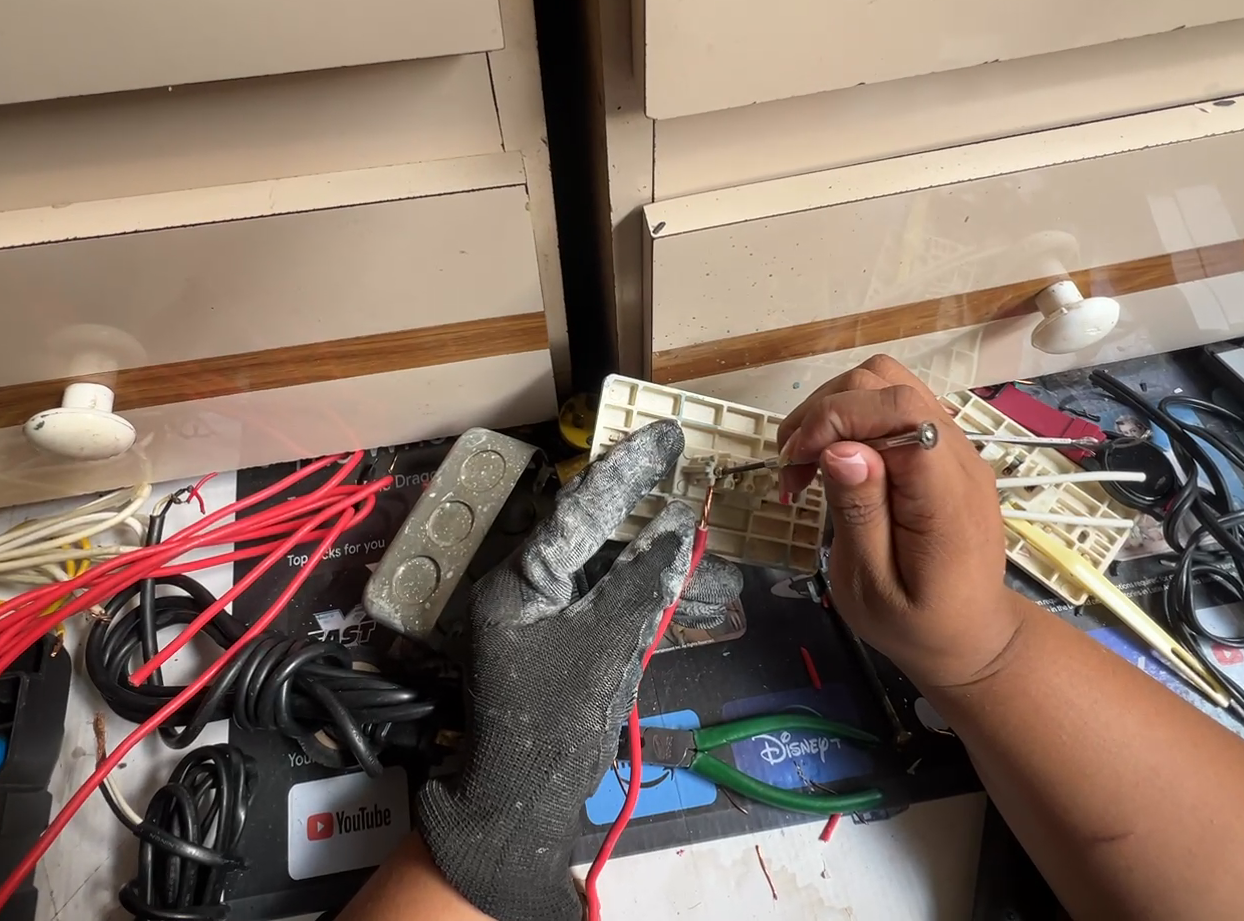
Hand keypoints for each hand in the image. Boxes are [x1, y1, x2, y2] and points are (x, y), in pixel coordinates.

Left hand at [418, 419, 714, 920]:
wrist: (523, 807)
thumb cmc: (555, 723)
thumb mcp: (607, 644)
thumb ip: (643, 580)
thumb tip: (678, 526)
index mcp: (522, 577)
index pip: (580, 507)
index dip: (628, 469)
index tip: (666, 437)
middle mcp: (532, 586)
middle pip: (601, 535)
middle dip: (653, 516)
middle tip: (690, 475)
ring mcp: (553, 614)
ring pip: (617, 572)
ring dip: (669, 573)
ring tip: (722, 572)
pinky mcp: (573, 640)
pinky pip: (617, 606)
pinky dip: (657, 604)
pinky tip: (704, 603)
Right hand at [777, 355, 1019, 689]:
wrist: (969, 636)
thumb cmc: (917, 622)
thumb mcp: (872, 585)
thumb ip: (860, 513)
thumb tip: (841, 448)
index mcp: (945, 494)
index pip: (897, 410)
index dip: (835, 418)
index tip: (796, 462)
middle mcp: (956, 455)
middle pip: (884, 382)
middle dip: (823, 412)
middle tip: (792, 468)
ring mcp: (951, 445)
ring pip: (884, 381)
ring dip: (832, 409)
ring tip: (805, 459)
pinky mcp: (937, 447)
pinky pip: (890, 404)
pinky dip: (848, 417)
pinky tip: (831, 457)